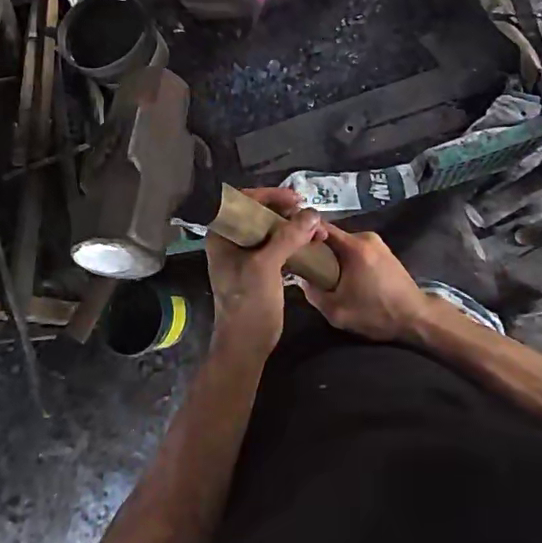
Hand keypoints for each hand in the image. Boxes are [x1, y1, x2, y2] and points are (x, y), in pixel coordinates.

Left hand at [205, 188, 318, 354]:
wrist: (246, 346)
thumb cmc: (248, 305)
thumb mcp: (266, 267)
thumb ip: (287, 237)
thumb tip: (312, 213)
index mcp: (222, 236)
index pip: (243, 201)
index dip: (269, 195)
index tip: (295, 199)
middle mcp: (232, 241)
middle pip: (261, 213)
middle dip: (288, 212)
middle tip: (312, 215)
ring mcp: (246, 255)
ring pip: (273, 229)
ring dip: (296, 226)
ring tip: (318, 230)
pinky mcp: (261, 267)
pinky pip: (279, 244)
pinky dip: (296, 240)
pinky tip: (313, 242)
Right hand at [301, 226, 432, 342]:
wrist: (415, 316)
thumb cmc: (376, 313)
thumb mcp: (337, 311)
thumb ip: (315, 294)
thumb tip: (302, 280)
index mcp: (355, 246)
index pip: (322, 228)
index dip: (304, 234)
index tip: (292, 245)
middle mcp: (366, 237)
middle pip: (333, 236)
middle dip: (319, 249)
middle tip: (307, 267)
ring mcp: (378, 242)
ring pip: (345, 244)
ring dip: (335, 256)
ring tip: (325, 275)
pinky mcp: (384, 250)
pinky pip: (357, 249)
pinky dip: (348, 259)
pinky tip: (345, 276)